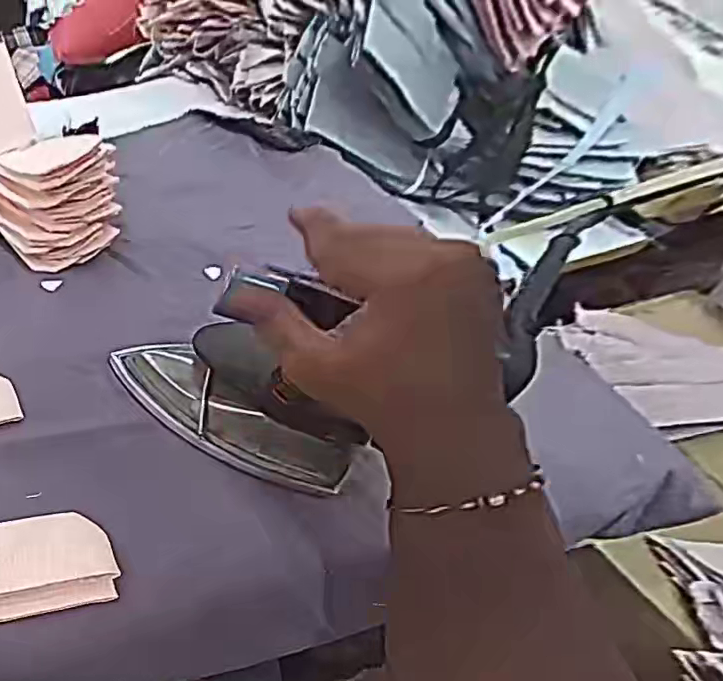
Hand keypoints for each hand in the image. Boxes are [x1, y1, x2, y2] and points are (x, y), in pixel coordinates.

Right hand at [224, 209, 511, 458]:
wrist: (448, 423)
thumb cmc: (386, 400)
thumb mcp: (315, 365)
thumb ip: (277, 323)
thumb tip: (244, 297)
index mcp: (402, 277)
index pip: (343, 240)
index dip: (313, 227)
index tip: (297, 215)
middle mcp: (442, 257)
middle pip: (371, 233)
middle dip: (339, 245)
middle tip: (312, 264)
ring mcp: (467, 262)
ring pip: (399, 238)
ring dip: (368, 252)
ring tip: (345, 280)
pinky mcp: (478, 272)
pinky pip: (427, 248)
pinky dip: (398, 259)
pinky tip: (380, 285)